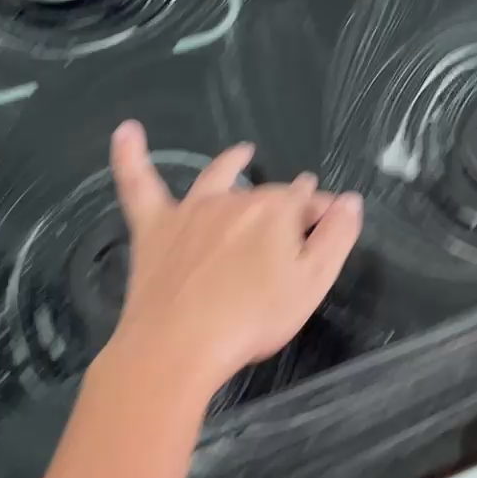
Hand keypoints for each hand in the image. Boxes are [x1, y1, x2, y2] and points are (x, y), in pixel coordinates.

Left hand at [100, 121, 363, 404]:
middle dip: (288, 203)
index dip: (324, 214)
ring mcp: (192, 211)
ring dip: (233, 163)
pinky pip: (138, 184)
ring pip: (218, 178)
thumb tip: (350, 199)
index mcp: (278, 210)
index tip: (330, 229)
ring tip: (244, 152)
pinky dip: (131, 155)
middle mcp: (236, 199)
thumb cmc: (254, 318)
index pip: (310, 201)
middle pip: (269, 194)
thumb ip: (337, 236)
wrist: (178, 347)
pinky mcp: (154, 229)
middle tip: (297, 228)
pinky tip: (126, 130)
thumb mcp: (313, 282)